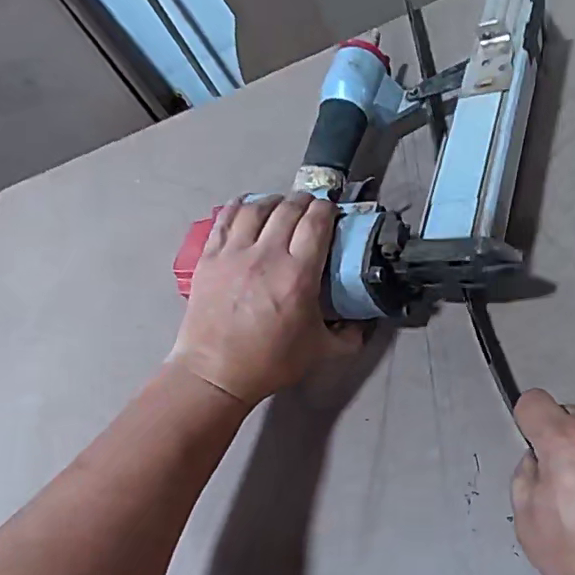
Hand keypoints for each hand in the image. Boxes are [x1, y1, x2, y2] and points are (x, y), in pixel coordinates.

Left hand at [167, 194, 364, 405]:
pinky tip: (246, 207)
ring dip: (273, 201)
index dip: (327, 209)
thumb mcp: (320, 351)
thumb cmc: (270, 363)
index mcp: (298, 275)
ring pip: (256, 208)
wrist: (216, 373)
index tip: (331, 212)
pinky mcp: (210, 257)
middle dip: (304, 201)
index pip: (316, 222)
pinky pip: (225, 218)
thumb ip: (350, 335)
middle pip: (288, 208)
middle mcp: (267, 255)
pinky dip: (239, 207)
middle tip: (310, 208)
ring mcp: (234, 253)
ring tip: (280, 206)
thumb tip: (364, 323)